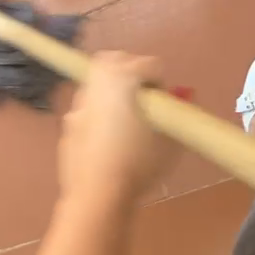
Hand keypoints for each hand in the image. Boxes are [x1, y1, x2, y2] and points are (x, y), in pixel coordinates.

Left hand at [58, 52, 171, 209]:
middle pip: (116, 60)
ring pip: (98, 83)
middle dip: (132, 72)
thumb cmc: (139, 163)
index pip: (150, 64)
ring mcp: (79, 103)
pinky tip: (109, 138)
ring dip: (114, 92)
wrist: (98, 193)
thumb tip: (186, 96)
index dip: (161, 84)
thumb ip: (179, 114)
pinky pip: (88, 108)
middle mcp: (97, 83)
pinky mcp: (69, 124)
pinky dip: (99, 113)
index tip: (164, 106)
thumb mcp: (171, 141)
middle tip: (145, 100)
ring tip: (127, 119)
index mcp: (124, 78)